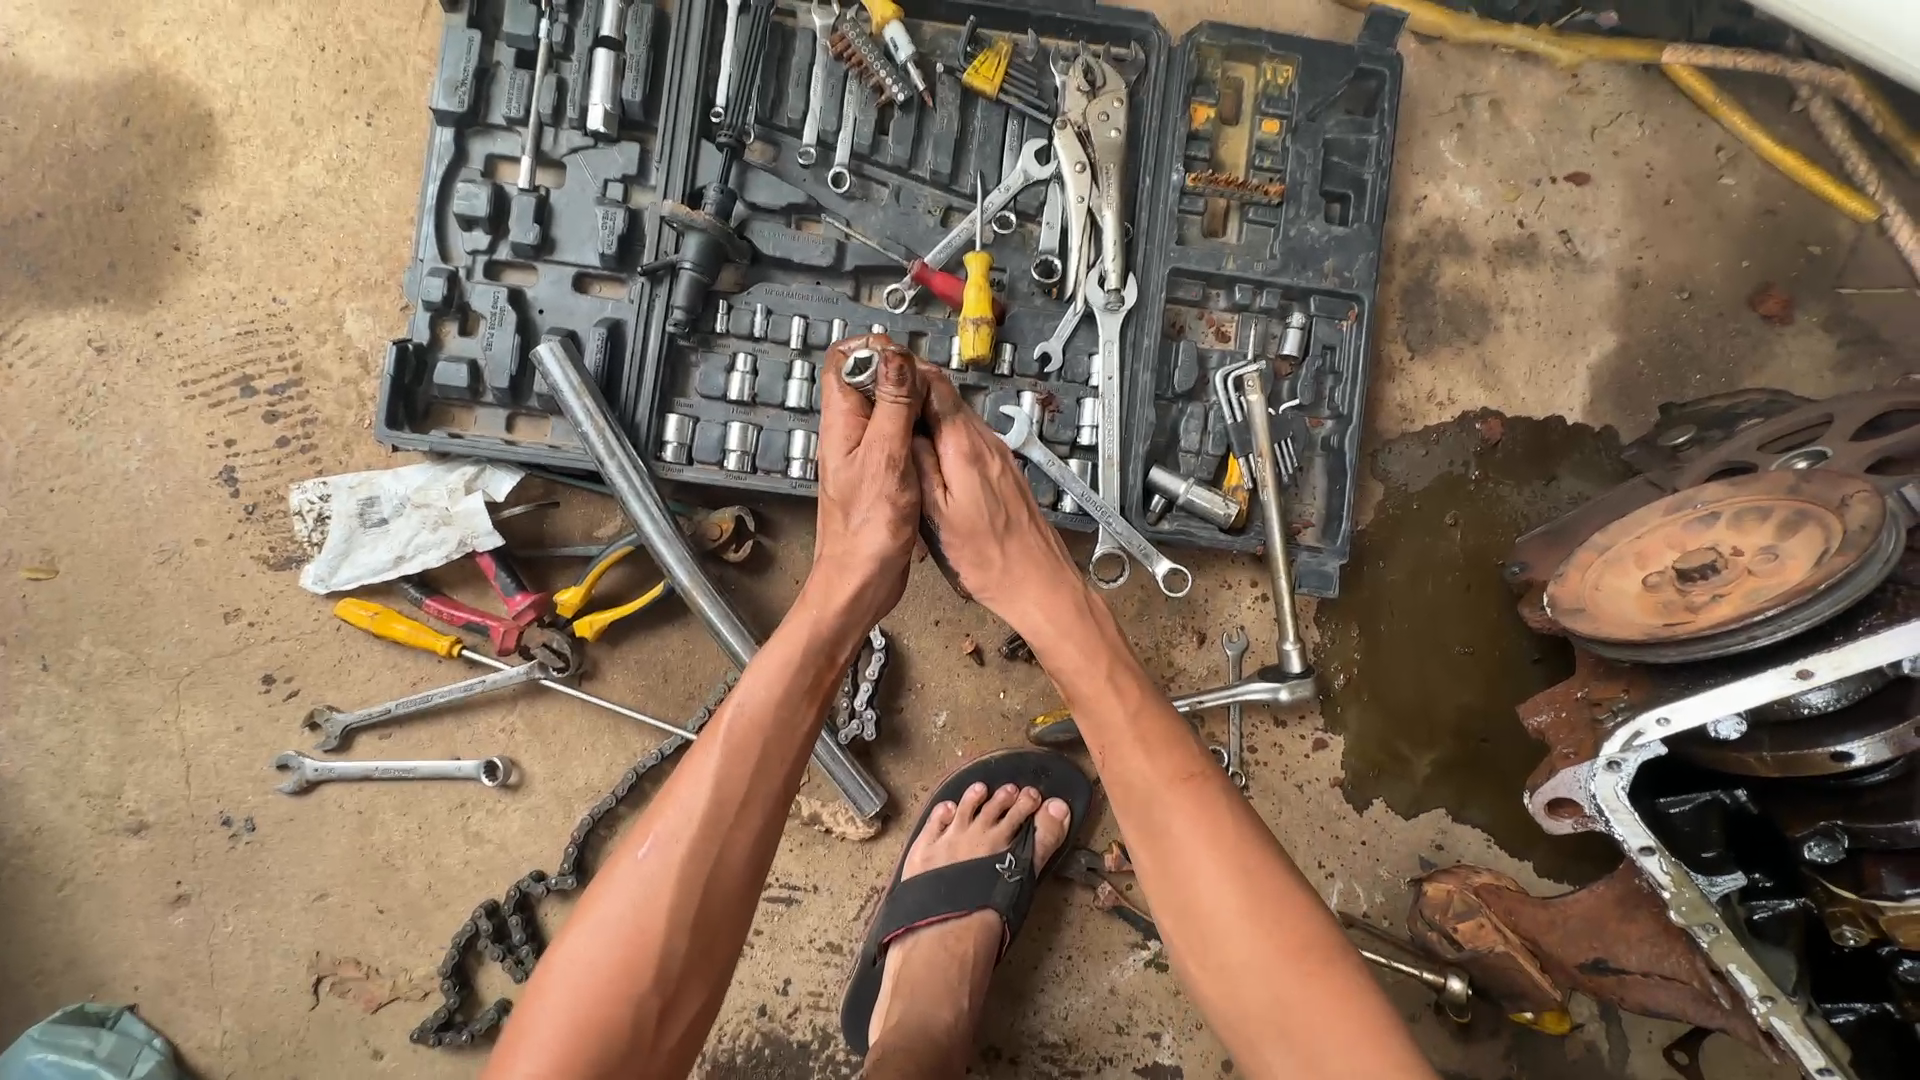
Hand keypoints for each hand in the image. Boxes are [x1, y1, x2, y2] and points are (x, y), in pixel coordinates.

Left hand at [802, 335, 925, 632]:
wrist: (862, 581)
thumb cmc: (868, 529)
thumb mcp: (886, 459)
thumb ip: (893, 407)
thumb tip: (895, 356)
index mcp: (841, 422)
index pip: (843, 361)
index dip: (874, 350)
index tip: (908, 361)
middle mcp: (849, 433)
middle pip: (870, 381)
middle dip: (902, 376)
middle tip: (931, 389)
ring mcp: (865, 454)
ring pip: (888, 410)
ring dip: (913, 406)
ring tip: (937, 415)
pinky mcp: (882, 474)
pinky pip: (899, 439)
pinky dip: (918, 434)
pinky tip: (935, 445)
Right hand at [909, 362, 1087, 631]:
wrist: (1037, 581)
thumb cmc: (992, 560)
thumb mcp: (938, 516)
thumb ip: (919, 468)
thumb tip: (905, 433)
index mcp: (966, 450)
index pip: (937, 388)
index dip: (908, 375)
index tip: (885, 374)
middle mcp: (988, 445)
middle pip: (948, 399)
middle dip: (915, 395)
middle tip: (884, 401)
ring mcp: (1000, 457)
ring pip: (959, 420)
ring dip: (931, 418)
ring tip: (901, 429)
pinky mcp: (1005, 472)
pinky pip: (971, 442)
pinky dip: (948, 441)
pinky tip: (933, 459)